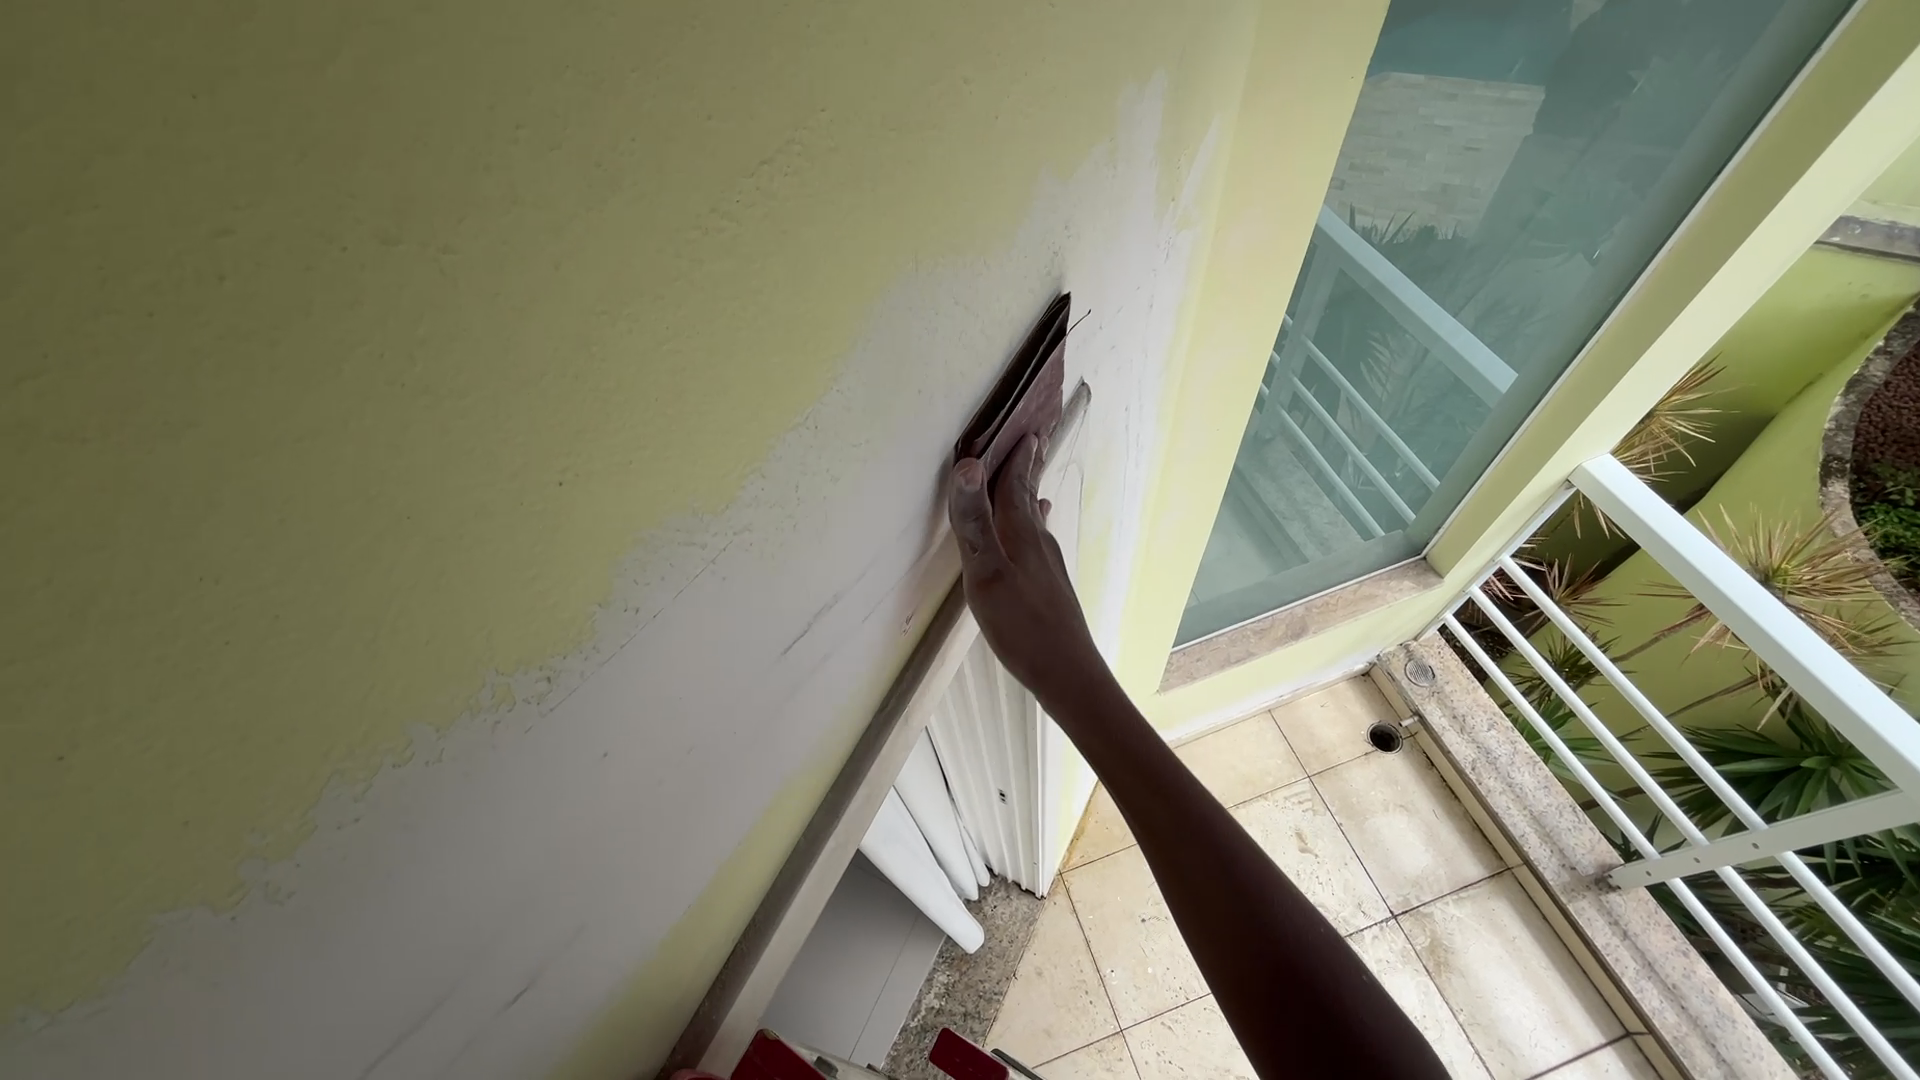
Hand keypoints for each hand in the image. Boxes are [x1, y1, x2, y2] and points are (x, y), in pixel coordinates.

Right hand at [947, 434, 1113, 709]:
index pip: (1015, 485)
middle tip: (1033, 438)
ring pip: (1035, 518)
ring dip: (1029, 493)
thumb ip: (974, 522)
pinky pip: (1037, 539)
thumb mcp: (986, 573)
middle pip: (1029, 496)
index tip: (1023, 429)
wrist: (1067, 672)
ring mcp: (1047, 564)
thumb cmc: (1021, 624)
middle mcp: (1037, 541)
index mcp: (1020, 534)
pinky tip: (1037, 532)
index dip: (1015, 458)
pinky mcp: (1049, 585)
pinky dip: (1033, 524)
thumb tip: (966, 466)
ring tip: (1031, 476)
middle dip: (1027, 468)